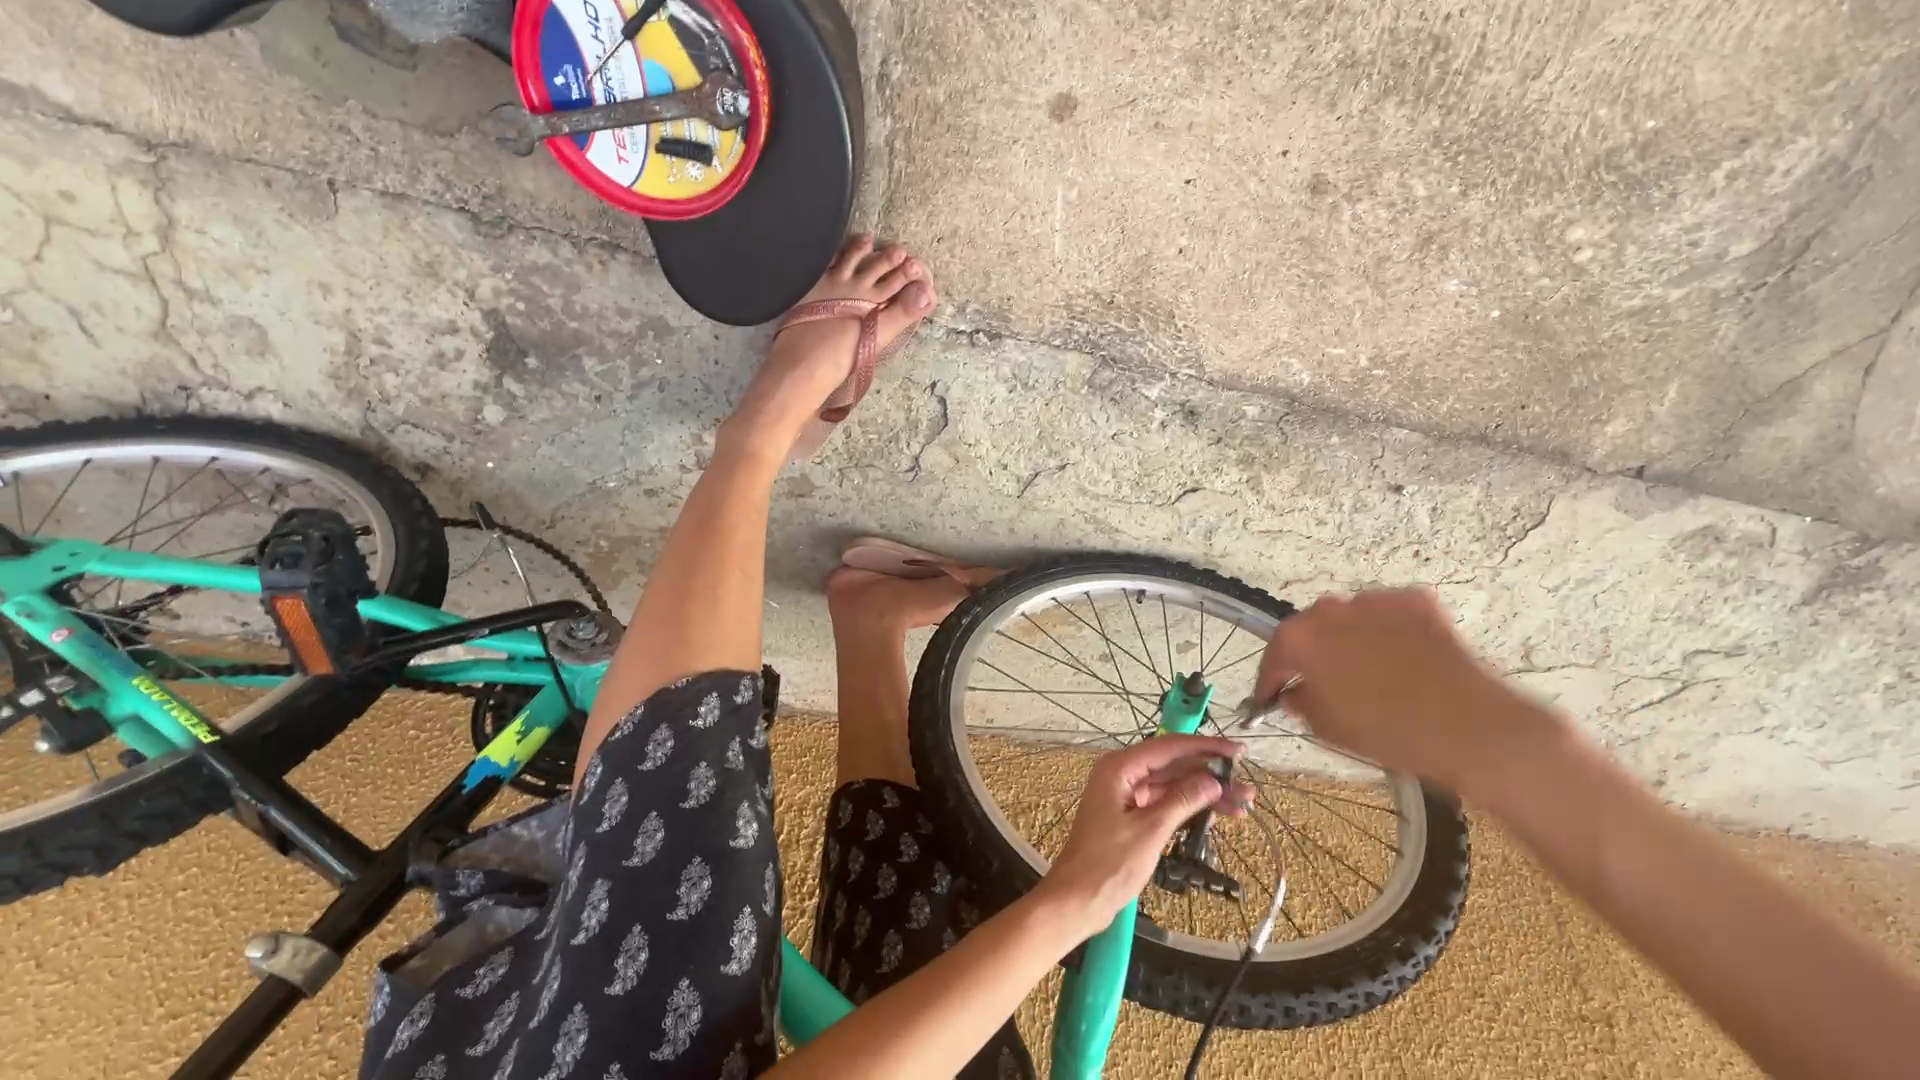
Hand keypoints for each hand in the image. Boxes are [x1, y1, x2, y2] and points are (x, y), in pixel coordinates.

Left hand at [1033, 734, 1249, 939]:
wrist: (1078, 899)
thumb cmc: (1109, 864)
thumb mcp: (1150, 830)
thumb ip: (1182, 801)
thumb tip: (1212, 780)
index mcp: (1119, 768)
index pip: (1169, 747)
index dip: (1206, 747)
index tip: (1238, 751)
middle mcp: (1121, 774)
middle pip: (1173, 766)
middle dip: (1210, 775)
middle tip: (1247, 787)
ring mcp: (1125, 795)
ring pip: (1172, 785)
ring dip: (1204, 794)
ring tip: (1242, 805)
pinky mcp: (1130, 815)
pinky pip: (1164, 802)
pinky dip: (1188, 808)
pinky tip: (1216, 814)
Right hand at [1252, 589, 1561, 798]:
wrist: (1469, 727)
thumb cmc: (1387, 731)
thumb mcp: (1327, 727)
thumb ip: (1300, 703)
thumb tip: (1296, 693)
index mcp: (1300, 638)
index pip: (1273, 658)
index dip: (1269, 682)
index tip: (1269, 698)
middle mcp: (1332, 609)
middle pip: (1310, 631)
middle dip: (1309, 656)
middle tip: (1316, 686)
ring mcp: (1376, 601)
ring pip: (1350, 620)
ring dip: (1348, 641)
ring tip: (1363, 675)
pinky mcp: (1417, 603)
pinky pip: (1388, 616)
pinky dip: (1386, 632)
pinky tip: (1396, 660)